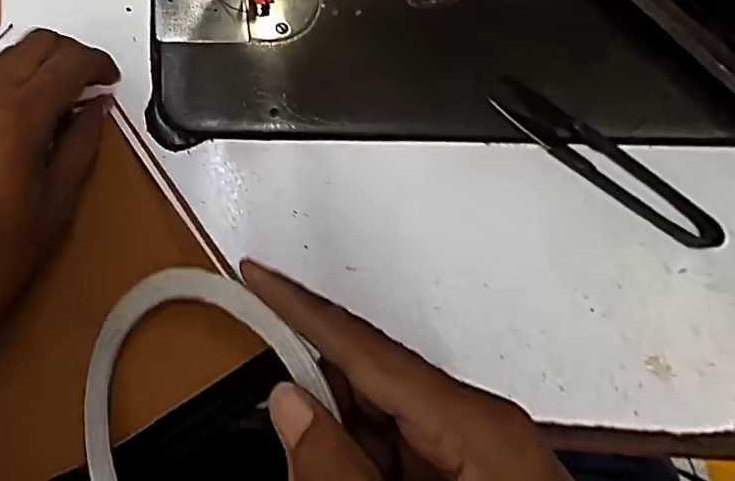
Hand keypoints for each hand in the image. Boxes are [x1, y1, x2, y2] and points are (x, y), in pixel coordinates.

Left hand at [0, 29, 119, 367]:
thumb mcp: (56, 203)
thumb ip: (82, 143)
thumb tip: (96, 110)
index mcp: (17, 116)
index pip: (68, 60)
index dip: (98, 63)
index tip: (108, 78)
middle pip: (37, 42)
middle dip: (71, 53)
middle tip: (91, 81)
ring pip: (8, 54)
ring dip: (41, 62)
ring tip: (64, 99)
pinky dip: (14, 78)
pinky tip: (29, 114)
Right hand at [244, 261, 570, 480]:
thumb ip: (340, 471)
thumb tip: (289, 406)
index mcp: (473, 423)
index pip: (362, 342)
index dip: (299, 304)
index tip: (257, 274)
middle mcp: (477, 423)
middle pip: (368, 374)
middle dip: (312, 380)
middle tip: (265, 383)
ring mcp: (477, 450)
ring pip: (379, 414)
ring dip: (336, 430)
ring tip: (309, 457)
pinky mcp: (474, 475)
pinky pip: (399, 446)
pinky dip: (362, 458)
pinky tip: (339, 471)